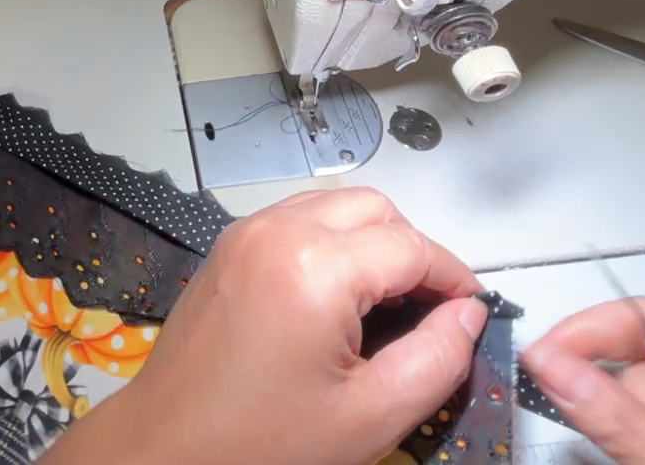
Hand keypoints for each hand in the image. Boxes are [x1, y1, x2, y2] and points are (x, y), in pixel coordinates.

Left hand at [41, 188, 486, 464]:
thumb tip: (467, 314)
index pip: (409, 245)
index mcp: (313, 265)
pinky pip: (295, 217)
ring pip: (332, 204)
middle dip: (412, 247)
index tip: (475, 308)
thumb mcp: (370, 416)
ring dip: (370, 238)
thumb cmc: (265, 442)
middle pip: (372, 207)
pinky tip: (338, 290)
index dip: (453, 275)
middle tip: (432, 307)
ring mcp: (247, 229)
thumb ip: (435, 358)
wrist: (170, 443)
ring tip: (389, 300)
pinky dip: (330, 237)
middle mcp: (277, 228)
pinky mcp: (229, 242)